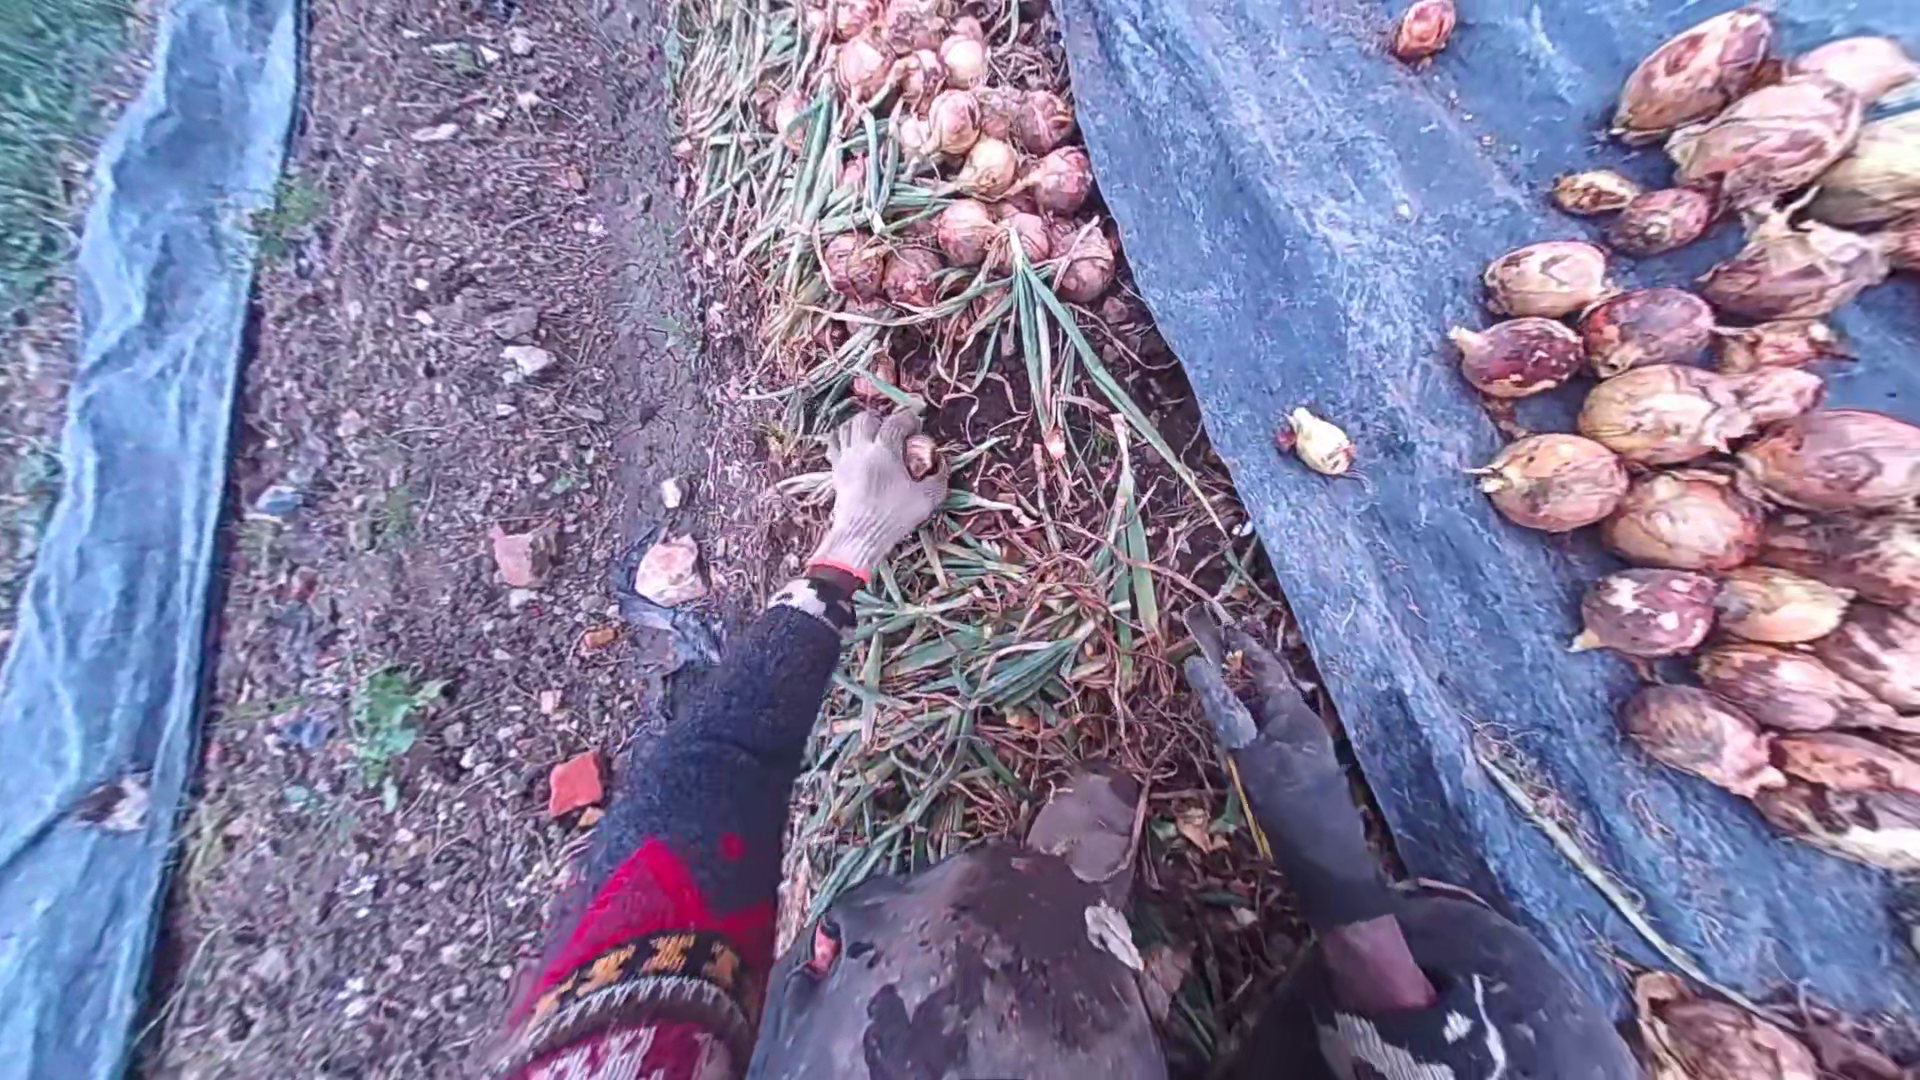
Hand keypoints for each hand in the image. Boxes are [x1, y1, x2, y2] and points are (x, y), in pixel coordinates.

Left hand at [809, 410, 948, 580]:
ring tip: (871, 434)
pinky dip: (842, 439)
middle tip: (892, 428)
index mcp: (885, 450)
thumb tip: (942, 467)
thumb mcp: (927, 499)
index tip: (916, 425)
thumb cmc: (894, 516)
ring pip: (846, 428)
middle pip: (865, 418)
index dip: (908, 419)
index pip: (896, 422)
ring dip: (859, 426)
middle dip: (880, 418)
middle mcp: (862, 449)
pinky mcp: (836, 473)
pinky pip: (834, 446)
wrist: (860, 535)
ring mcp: (845, 460)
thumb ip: (938, 479)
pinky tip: (853, 448)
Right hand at [1188, 624, 1393, 933]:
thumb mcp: (1249, 756)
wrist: (1328, 868)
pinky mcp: (1295, 768)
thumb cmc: (1289, 807)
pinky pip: (1265, 733)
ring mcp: (1300, 747)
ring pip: (1262, 711)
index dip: (1241, 644)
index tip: (1217, 625)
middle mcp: (1301, 724)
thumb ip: (1223, 710)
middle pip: (1264, 685)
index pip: (1265, 666)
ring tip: (1210, 693)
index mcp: (1295, 714)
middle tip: (1206, 658)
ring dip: (1238, 699)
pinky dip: (1244, 726)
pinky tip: (1227, 737)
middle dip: (1236, 670)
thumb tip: (1196, 666)